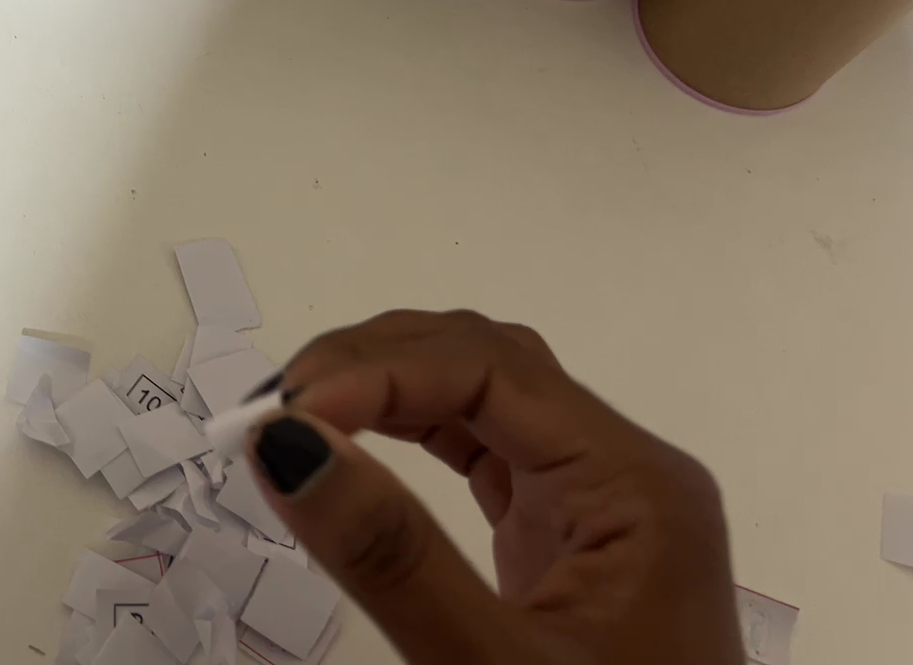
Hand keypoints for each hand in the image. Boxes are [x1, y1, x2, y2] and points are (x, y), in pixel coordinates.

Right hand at [246, 310, 742, 664]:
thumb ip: (395, 558)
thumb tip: (284, 438)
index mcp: (633, 482)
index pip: (487, 365)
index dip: (376, 370)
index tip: (285, 416)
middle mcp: (614, 462)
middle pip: (476, 353)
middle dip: (367, 361)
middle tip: (279, 407)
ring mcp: (582, 486)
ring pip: (467, 379)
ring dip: (376, 378)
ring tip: (300, 413)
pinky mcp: (548, 515)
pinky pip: (466, 428)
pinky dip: (395, 416)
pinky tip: (352, 433)